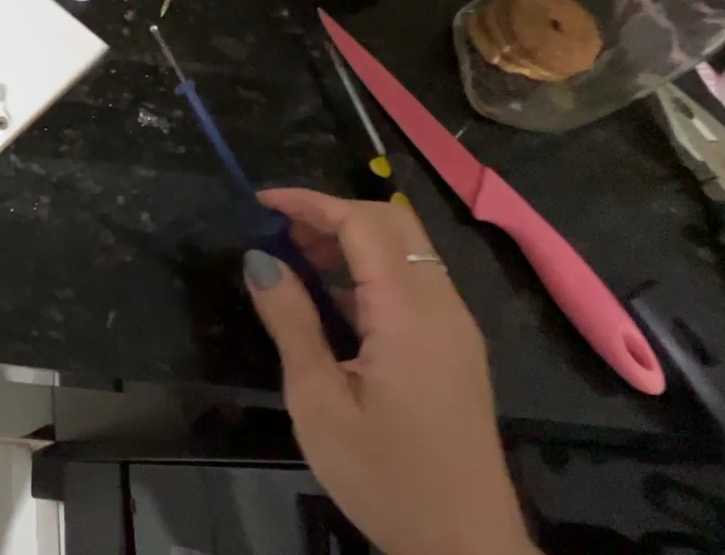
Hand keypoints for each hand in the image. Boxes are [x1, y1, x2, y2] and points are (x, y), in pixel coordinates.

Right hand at [243, 188, 538, 554]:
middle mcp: (443, 310)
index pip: (365, 225)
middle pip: (393, 226)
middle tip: (275, 231)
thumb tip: (260, 259)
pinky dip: (367, 269)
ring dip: (348, 240)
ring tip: (292, 260)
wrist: (465, 549)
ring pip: (405, 251)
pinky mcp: (453, 348)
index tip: (259, 204)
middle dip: (330, 214)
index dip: (311, 203)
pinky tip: (328, 298)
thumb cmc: (384, 476)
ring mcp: (454, 329)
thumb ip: (291, 321)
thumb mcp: (317, 401)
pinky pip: (412, 282)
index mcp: (411, 317)